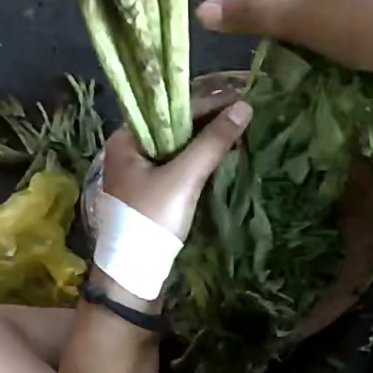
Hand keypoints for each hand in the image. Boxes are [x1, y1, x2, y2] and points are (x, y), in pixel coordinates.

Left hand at [101, 100, 250, 240]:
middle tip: (243, 116)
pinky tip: (219, 157)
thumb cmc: (152, 219)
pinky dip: (198, 159)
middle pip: (174, 126)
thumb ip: (213, 142)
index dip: (209, 103)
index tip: (241, 99)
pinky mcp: (149, 191)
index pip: (171, 109)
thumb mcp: (184, 178)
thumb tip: (245, 107)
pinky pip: (177, 164)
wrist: (133, 272)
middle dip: (208, 120)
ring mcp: (138, 171)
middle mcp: (129, 149)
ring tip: (237, 132)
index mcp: (127, 138)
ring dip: (205, 140)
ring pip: (177, 146)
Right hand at [195, 0, 372, 91]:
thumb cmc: (362, 20)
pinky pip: (350, 11)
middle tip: (285, 51)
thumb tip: (200, 10)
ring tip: (312, 57)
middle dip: (288, 17)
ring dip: (314, 29)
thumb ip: (251, 16)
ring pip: (325, 0)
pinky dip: (339, 32)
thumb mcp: (300, 20)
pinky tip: (341, 55)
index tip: (259, 35)